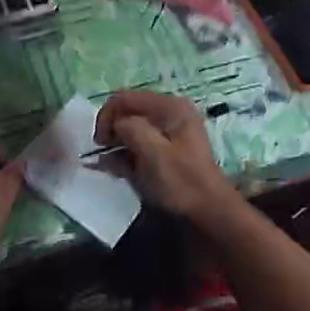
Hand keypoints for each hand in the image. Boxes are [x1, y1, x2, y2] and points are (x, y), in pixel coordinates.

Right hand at [94, 91, 238, 223]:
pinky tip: (122, 170)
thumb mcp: (153, 153)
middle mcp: (170, 112)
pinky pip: (140, 144)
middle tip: (105, 156)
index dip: (106, 118)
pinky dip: (127, 155)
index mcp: (170, 106)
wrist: (208, 211)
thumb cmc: (181, 182)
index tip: (101, 144)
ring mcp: (170, 131)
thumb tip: (116, 126)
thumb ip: (131, 129)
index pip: (123, 98)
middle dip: (112, 132)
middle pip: (128, 112)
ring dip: (118, 146)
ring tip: (113, 167)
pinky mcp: (167, 149)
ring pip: (132, 129)